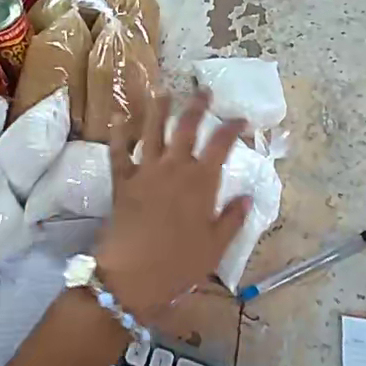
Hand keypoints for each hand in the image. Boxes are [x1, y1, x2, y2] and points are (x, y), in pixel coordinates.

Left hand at [97, 89, 249, 320]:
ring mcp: (145, 171)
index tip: (240, 119)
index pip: (221, 145)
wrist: (132, 274)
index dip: (232, 128)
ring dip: (159, 109)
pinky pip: (119, 152)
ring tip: (164, 92)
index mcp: (201, 182)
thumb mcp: (216, 246)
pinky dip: (120, 134)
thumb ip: (232, 219)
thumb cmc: (180, 264)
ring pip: (153, 131)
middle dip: (196, 106)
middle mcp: (174, 168)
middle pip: (186, 127)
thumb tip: (247, 197)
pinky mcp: (122, 181)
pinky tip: (120, 119)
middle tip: (202, 91)